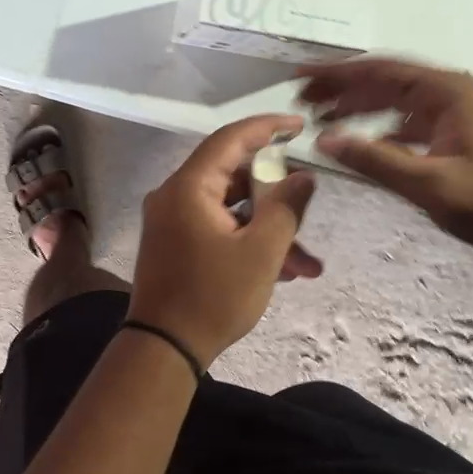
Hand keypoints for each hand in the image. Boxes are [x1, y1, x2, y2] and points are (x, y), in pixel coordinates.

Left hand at [130, 115, 319, 368]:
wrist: (163, 348)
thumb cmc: (213, 296)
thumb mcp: (261, 253)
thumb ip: (286, 208)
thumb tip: (302, 176)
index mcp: (188, 186)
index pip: (230, 139)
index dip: (266, 128)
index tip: (299, 125)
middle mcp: (174, 195)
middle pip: (233, 176)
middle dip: (277, 195)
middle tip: (309, 204)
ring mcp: (172, 220)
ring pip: (230, 209)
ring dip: (269, 229)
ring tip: (307, 264)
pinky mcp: (175, 243)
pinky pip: (217, 228)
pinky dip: (248, 241)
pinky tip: (284, 272)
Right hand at [299, 59, 472, 254]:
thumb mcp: (431, 183)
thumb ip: (375, 160)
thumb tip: (323, 141)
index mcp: (446, 91)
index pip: (380, 71)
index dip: (336, 73)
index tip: (300, 76)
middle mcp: (450, 92)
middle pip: (384, 81)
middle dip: (342, 88)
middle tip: (302, 100)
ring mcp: (455, 112)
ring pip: (394, 100)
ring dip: (358, 107)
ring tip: (322, 118)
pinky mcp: (457, 133)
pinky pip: (407, 120)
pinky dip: (379, 126)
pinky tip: (360, 142)